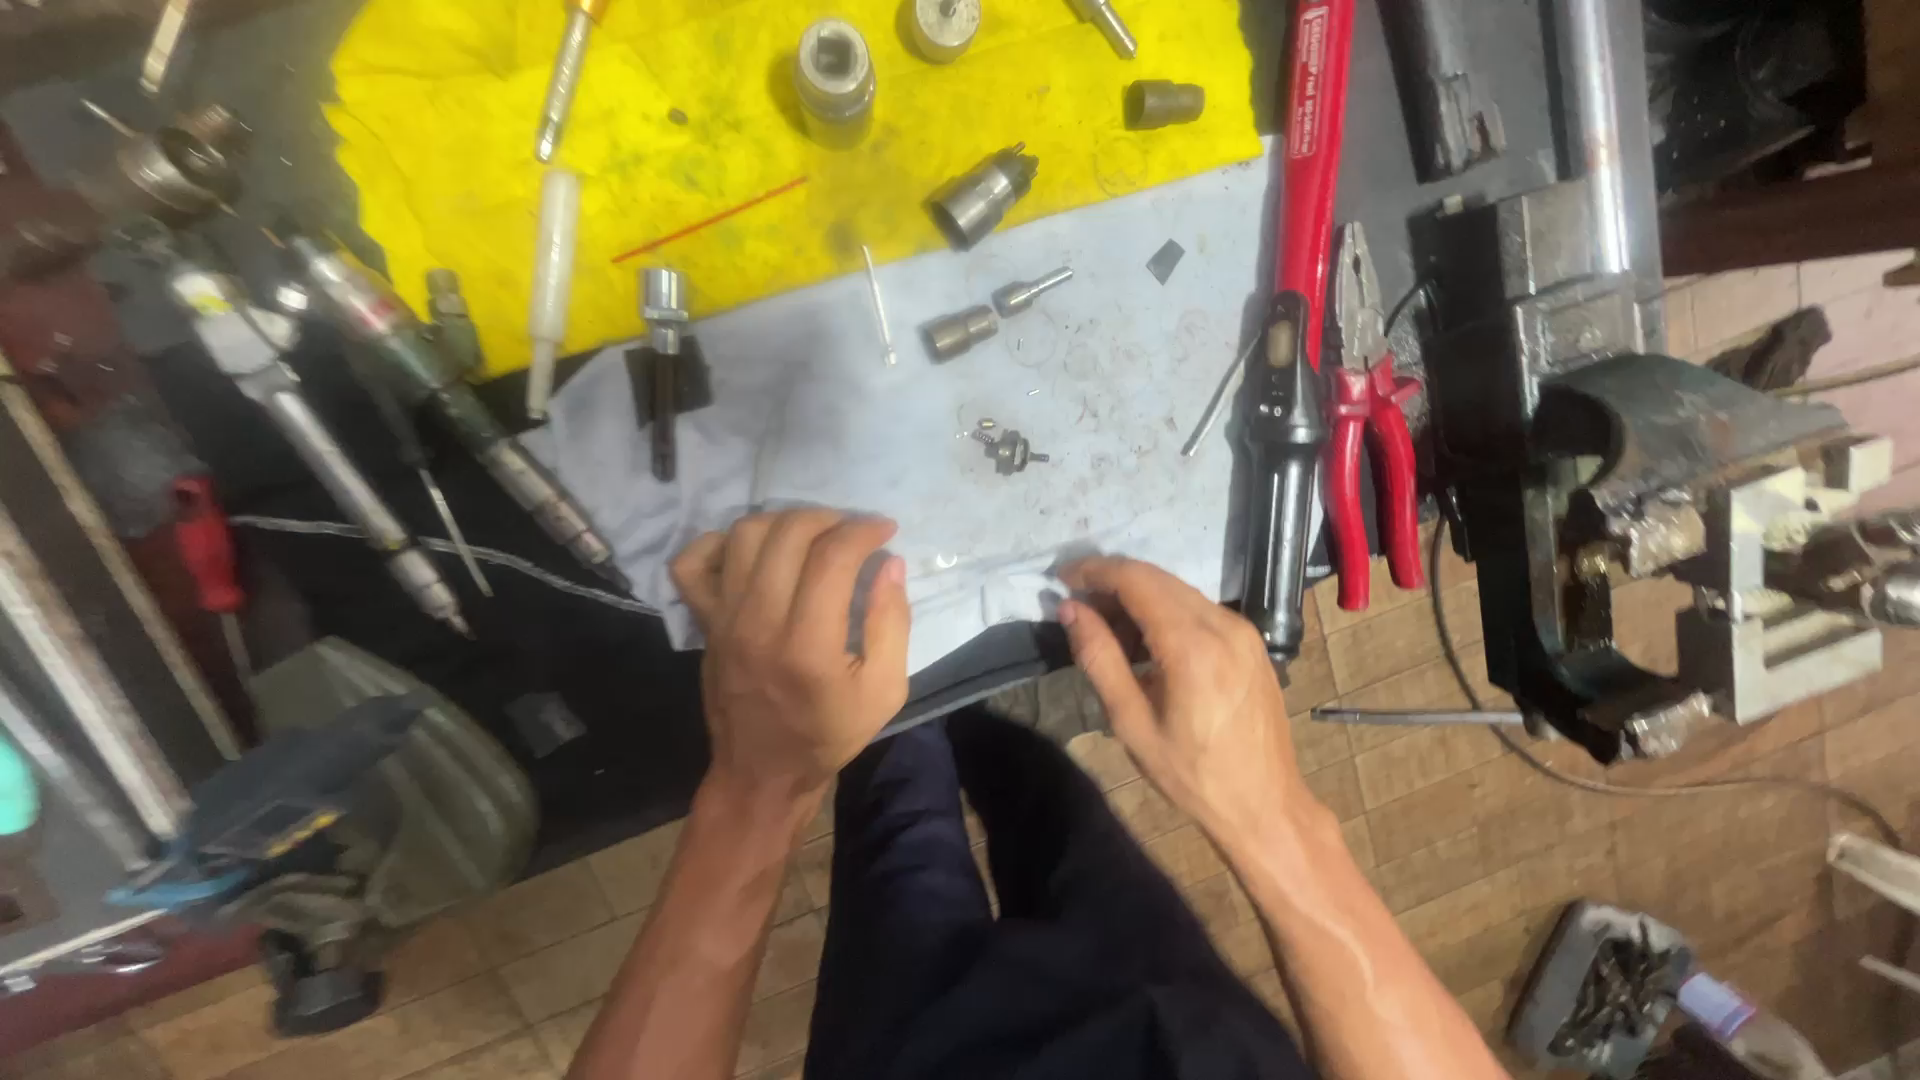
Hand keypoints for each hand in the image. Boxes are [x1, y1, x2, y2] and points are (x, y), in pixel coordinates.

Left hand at [671, 510, 910, 802]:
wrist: (762, 772)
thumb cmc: (828, 734)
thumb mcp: (885, 691)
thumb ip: (892, 624)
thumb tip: (889, 564)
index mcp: (808, 646)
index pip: (832, 557)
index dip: (864, 531)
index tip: (884, 530)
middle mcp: (758, 623)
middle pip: (788, 534)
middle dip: (829, 518)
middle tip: (853, 531)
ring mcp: (724, 619)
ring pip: (744, 535)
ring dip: (785, 521)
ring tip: (813, 534)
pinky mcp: (704, 622)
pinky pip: (693, 563)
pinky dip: (720, 542)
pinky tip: (754, 550)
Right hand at [1058, 556, 1310, 844]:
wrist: (1266, 805)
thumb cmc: (1191, 774)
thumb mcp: (1131, 722)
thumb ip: (1099, 658)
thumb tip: (1070, 609)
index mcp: (1192, 646)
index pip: (1136, 580)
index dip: (1095, 571)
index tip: (1063, 577)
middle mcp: (1223, 625)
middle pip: (1157, 578)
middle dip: (1112, 580)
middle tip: (1076, 601)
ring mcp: (1243, 630)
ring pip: (1179, 589)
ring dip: (1137, 593)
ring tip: (1104, 623)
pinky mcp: (1251, 641)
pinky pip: (1198, 607)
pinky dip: (1164, 608)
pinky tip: (1144, 638)